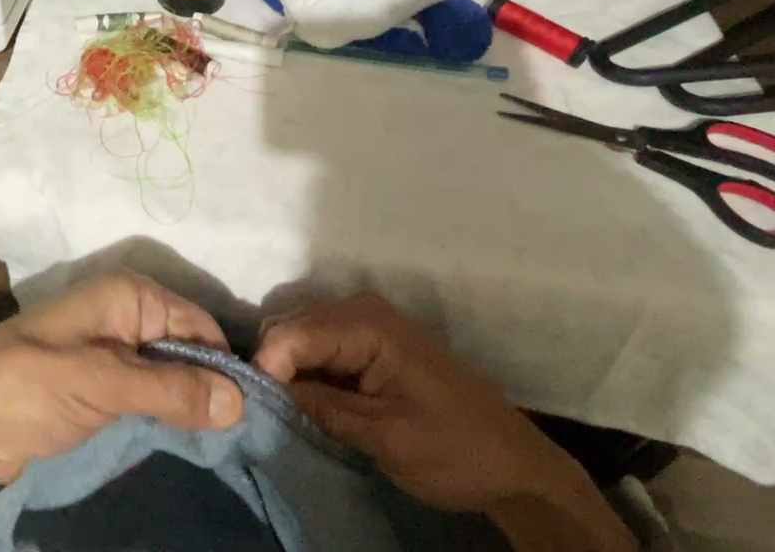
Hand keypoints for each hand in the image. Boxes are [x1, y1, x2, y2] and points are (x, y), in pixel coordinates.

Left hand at [0, 272, 244, 550]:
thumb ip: (171, 389)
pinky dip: (167, 414)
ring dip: (189, 405)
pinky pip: (150, 394)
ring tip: (220, 444)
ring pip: (171, 374)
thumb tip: (242, 402)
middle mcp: (126, 315)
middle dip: (208, 386)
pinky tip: (187, 441)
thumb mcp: (103, 384)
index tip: (250, 413)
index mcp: (127, 295)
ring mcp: (114, 351)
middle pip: (187, 347)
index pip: (198, 323)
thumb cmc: (27, 387)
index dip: (223, 364)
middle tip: (238, 437)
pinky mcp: (103, 385)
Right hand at [256, 293, 633, 551]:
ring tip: (287, 409)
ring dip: (290, 368)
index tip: (259, 408)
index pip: (292, 333)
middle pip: (292, 326)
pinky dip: (309, 369)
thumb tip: (266, 390)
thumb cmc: (453, 450)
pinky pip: (323, 343)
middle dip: (274, 364)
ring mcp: (370, 320)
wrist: (514, 465)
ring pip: (303, 333)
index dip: (267, 368)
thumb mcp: (383, 437)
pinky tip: (310, 399)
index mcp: (368, 325)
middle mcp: (364, 308)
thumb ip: (321, 407)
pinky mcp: (374, 338)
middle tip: (270, 412)